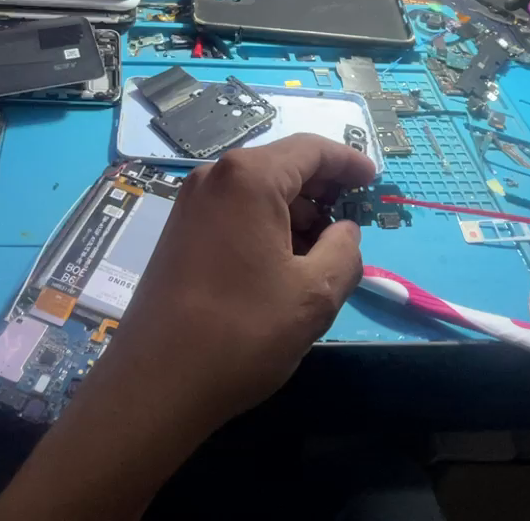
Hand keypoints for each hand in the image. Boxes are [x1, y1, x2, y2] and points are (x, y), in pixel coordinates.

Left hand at [0, 134, 376, 520]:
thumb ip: (344, 251)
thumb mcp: (314, 295)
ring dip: (294, 209)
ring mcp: (191, 201)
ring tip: (321, 250)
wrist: (156, 379)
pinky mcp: (179, 228)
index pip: (310, 149)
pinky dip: (265, 222)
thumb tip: (344, 231)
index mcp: (249, 177)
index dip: (347, 161)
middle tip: (353, 220)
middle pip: (281, 164)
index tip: (373, 180)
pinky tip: (281, 260)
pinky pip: (233, 208)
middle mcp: (214, 175)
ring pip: (256, 188)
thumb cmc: (242, 331)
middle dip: (321, 188)